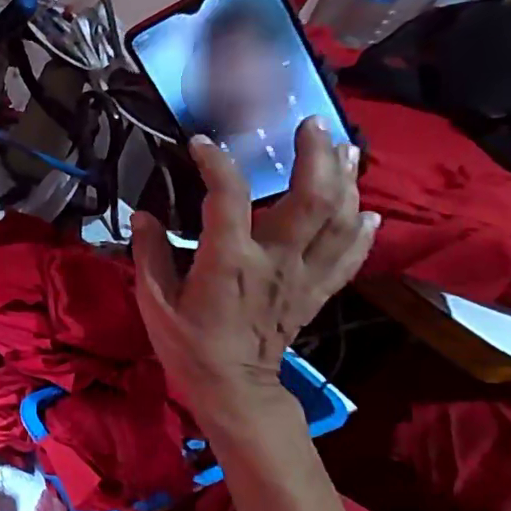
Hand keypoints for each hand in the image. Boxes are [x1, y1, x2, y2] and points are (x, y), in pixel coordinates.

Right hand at [131, 118, 377, 429]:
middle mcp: (275, 262)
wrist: (234, 387)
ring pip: (339, 221)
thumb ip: (149, 253)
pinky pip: (348, 255)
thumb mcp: (152, 299)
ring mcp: (303, 276)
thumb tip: (145, 215)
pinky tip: (365, 208)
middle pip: (310, 201)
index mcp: (229, 262)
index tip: (201, 143)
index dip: (217, 165)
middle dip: (316, 158)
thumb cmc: (186, 343)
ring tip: (346, 149)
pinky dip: (360, 229)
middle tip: (312, 123)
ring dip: (347, 181)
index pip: (228, 199)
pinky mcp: (316, 291)